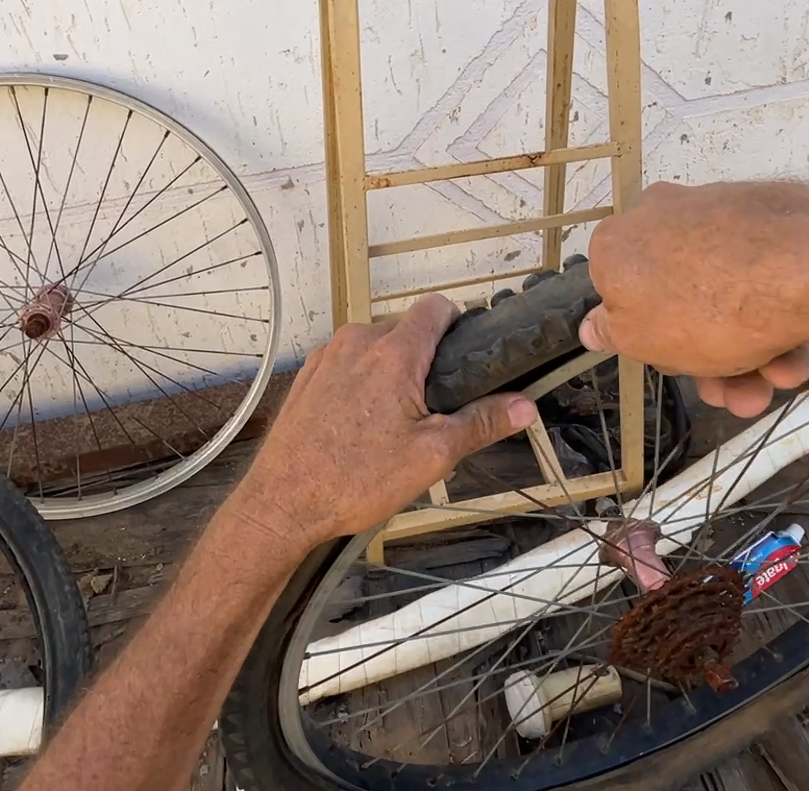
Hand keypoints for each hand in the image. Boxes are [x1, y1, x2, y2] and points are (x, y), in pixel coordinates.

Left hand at [232, 295, 538, 543]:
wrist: (283, 501)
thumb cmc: (355, 479)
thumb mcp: (432, 455)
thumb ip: (481, 422)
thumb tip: (525, 405)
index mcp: (393, 352)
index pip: (436, 307)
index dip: (458, 323)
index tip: (466, 353)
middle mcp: (358, 341)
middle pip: (406, 328)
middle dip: (425, 357)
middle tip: (433, 406)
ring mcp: (328, 355)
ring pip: (376, 345)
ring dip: (392, 370)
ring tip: (395, 420)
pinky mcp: (308, 374)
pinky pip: (347, 362)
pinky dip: (362, 380)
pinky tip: (361, 423)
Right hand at [580, 181, 808, 417]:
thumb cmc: (711, 304)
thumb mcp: (640, 339)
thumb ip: (610, 333)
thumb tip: (590, 328)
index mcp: (615, 243)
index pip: (617, 297)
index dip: (647, 341)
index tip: (673, 365)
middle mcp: (659, 217)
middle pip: (675, 301)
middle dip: (704, 356)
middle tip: (733, 393)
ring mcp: (713, 214)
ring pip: (721, 296)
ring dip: (744, 351)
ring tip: (774, 383)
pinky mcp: (763, 217)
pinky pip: (757, 275)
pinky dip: (771, 316)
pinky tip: (794, 353)